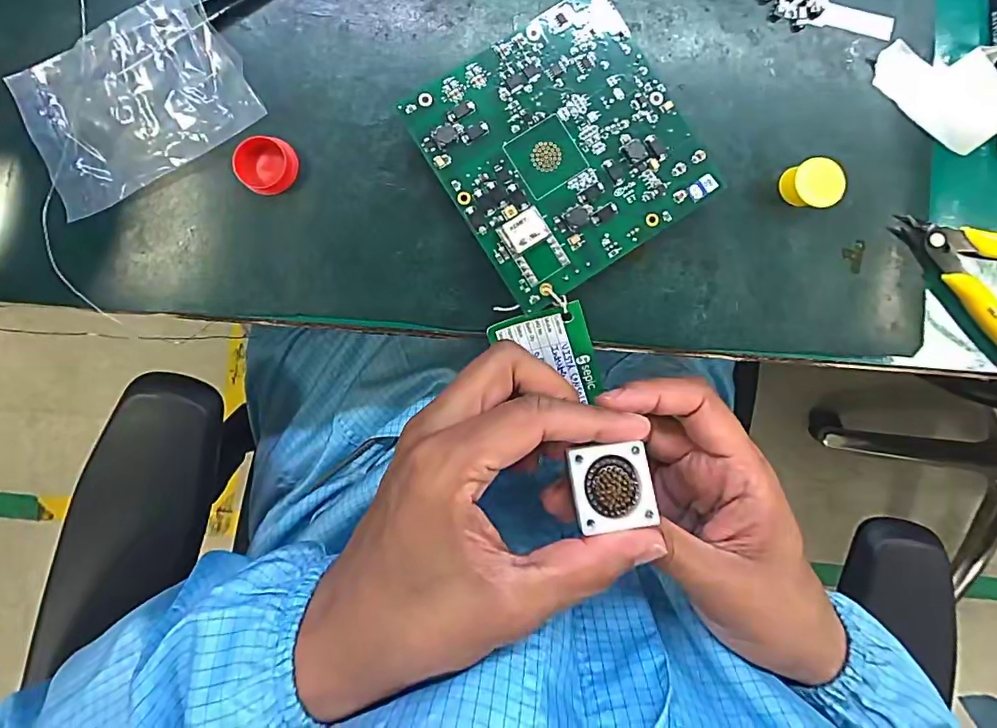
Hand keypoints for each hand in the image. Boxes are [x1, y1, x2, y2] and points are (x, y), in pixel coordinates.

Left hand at [295, 342, 668, 720]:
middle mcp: (430, 430)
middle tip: (590, 436)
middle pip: (501, 366)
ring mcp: (421, 433)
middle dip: (554, 388)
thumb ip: (585, 565)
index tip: (633, 433)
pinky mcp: (421, 445)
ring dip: (531, 400)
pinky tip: (532, 461)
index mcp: (448, 460)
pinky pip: (473, 404)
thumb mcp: (513, 602)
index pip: (531, 413)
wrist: (351, 631)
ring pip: (485, 379)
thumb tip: (645, 538)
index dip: (589, 420)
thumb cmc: (424, 621)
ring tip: (567, 452)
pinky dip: (509, 415)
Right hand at [543, 376, 846, 684]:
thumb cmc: (780, 611)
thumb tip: (619, 520)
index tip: (612, 404)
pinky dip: (598, 489)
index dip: (654, 394)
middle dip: (610, 430)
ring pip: (632, 453)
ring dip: (596, 461)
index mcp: (739, 469)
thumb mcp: (726, 582)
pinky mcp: (664, 504)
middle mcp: (707, 466)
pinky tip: (575, 499)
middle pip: (652, 426)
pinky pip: (625, 485)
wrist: (788, 648)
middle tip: (573, 444)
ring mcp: (683, 484)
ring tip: (566, 479)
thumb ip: (671, 547)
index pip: (698, 406)